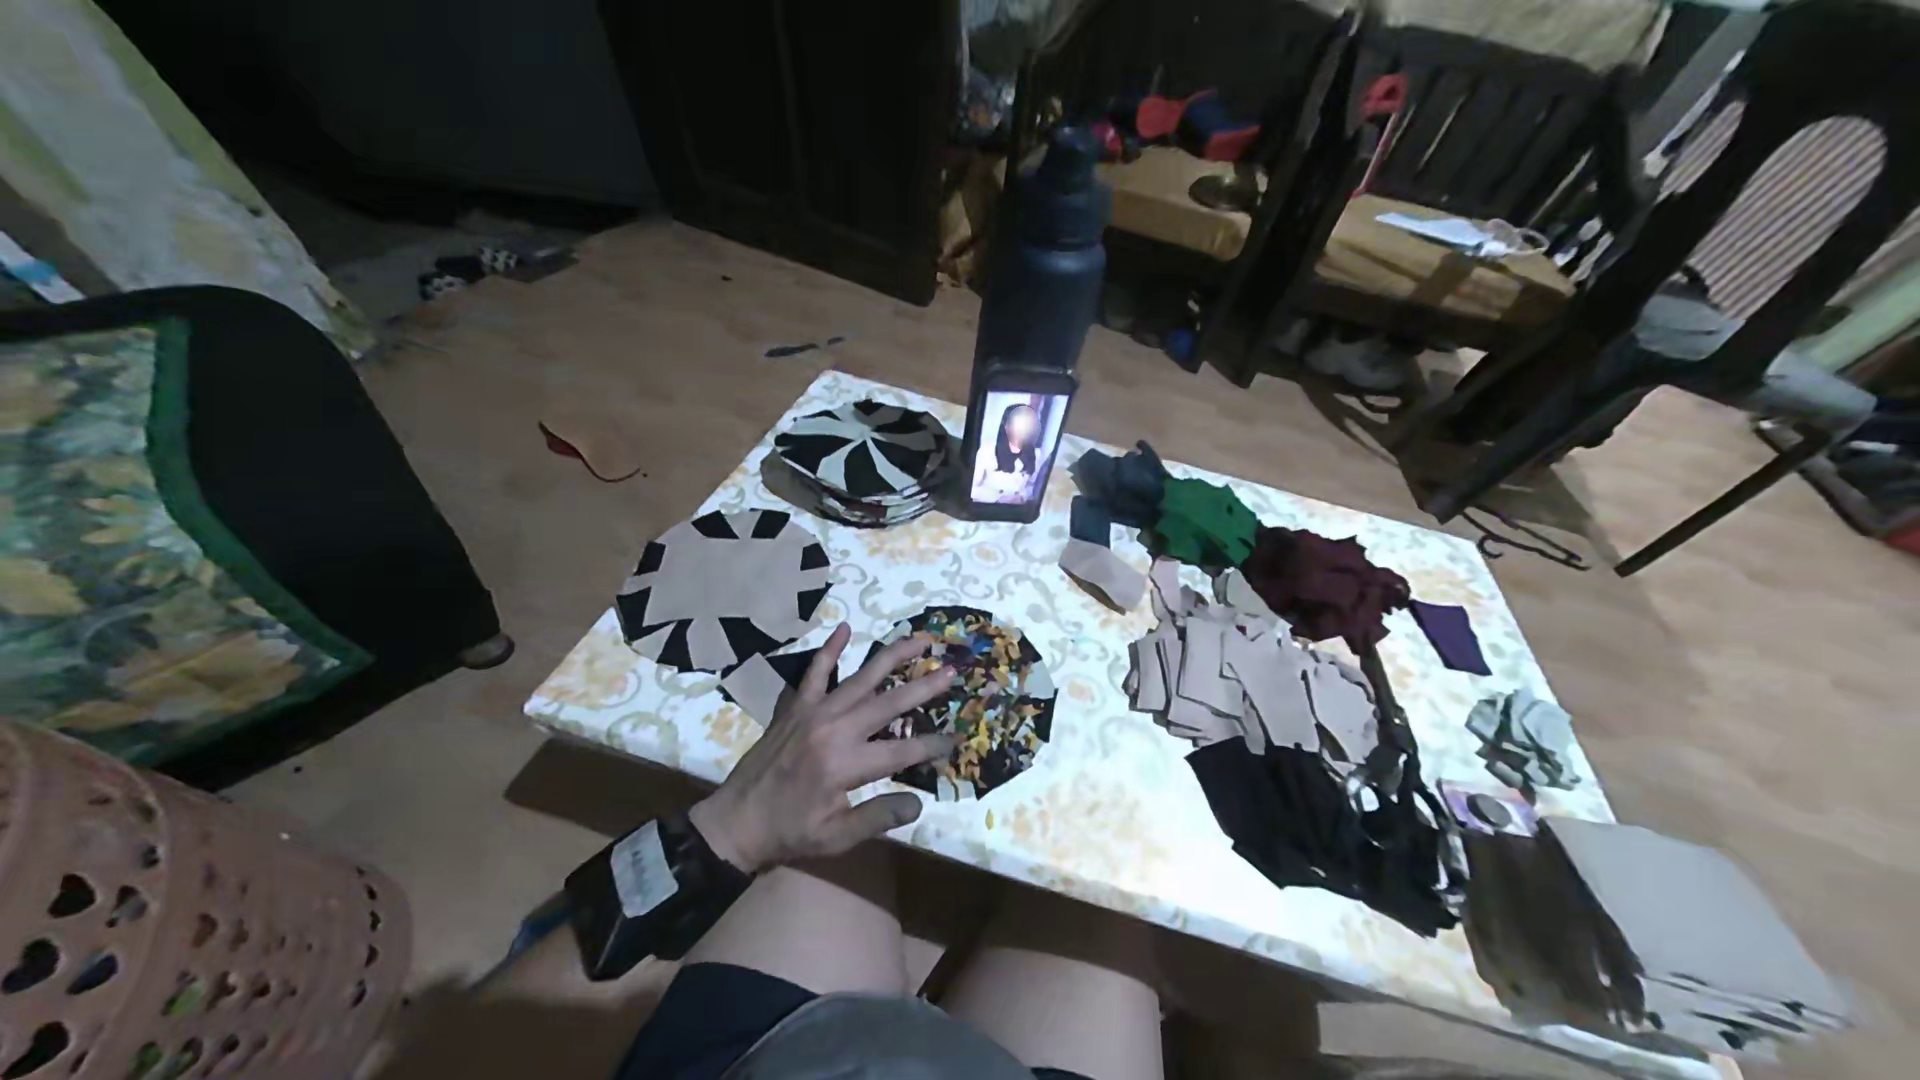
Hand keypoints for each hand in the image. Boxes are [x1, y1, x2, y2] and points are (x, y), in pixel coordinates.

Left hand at [688, 623, 956, 872]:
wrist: (735, 822)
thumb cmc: (790, 833)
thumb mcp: (837, 838)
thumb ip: (879, 818)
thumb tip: (919, 803)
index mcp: (846, 765)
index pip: (903, 751)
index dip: (932, 745)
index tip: (956, 739)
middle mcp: (834, 729)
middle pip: (889, 702)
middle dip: (925, 687)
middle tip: (952, 671)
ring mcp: (814, 712)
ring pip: (861, 677)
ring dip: (893, 657)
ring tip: (920, 640)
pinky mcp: (796, 706)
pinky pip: (815, 672)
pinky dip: (830, 649)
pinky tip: (845, 628)